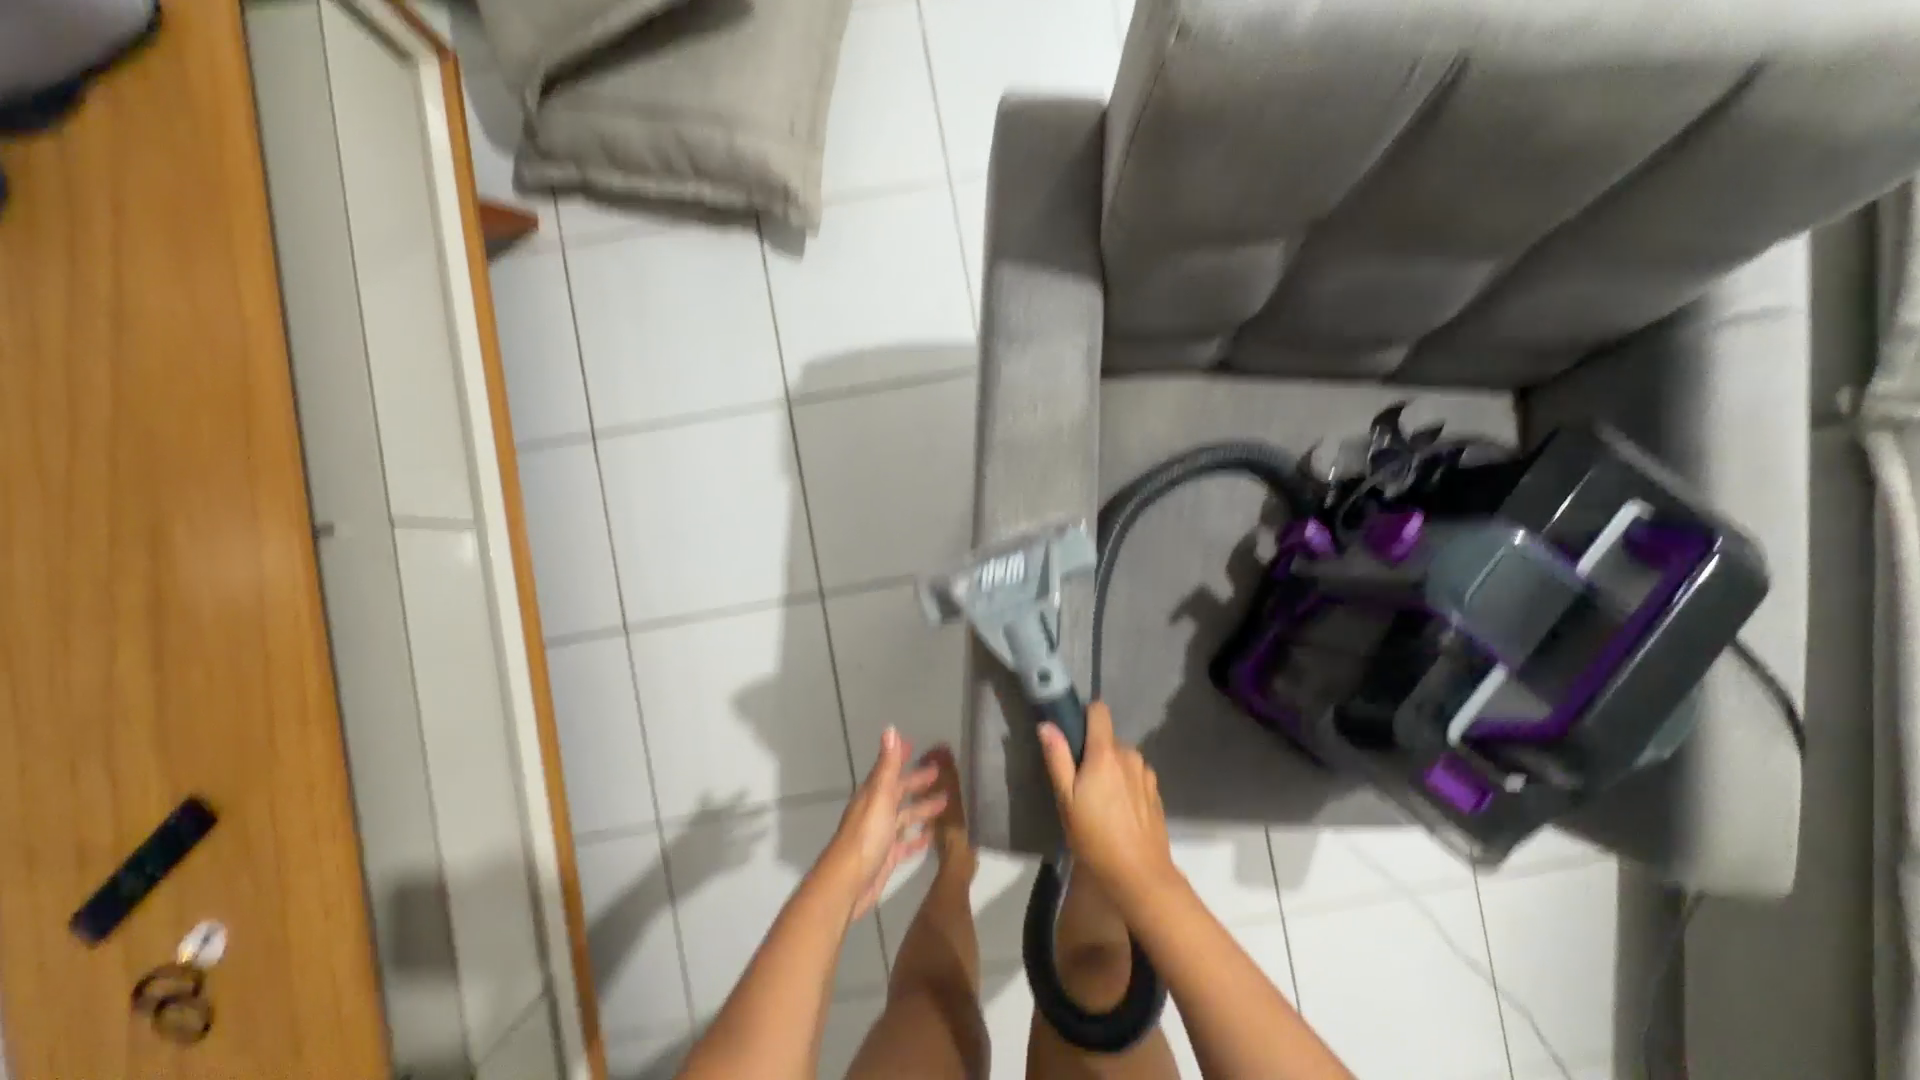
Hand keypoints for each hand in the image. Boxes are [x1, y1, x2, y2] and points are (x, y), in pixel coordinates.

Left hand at [827, 728, 948, 922]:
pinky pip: (905, 843)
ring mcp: (882, 836)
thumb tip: (891, 729)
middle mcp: (876, 812)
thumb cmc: (866, 836)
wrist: (848, 882)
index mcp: (873, 795)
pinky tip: (932, 837)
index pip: (889, 770)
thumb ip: (887, 766)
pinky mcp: (887, 857)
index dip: (900, 757)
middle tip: (941, 773)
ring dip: (922, 809)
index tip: (915, 744)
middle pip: (899, 793)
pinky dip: (917, 838)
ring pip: (905, 817)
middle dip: (917, 782)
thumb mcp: (879, 796)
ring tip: (946, 803)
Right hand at [1037, 702, 1176, 900]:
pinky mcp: (1155, 792)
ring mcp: (1146, 774)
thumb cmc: (1094, 837)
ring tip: (1099, 802)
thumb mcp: (1066, 799)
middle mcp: (1129, 755)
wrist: (1139, 873)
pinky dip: (1125, 785)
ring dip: (1111, 770)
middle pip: (1108, 740)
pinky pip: (1135, 776)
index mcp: (1105, 753)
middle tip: (1079, 784)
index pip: (1099, 711)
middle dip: (1093, 753)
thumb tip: (1047, 725)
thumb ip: (1057, 758)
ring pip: (1122, 759)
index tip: (1072, 734)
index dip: (1084, 715)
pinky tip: (1118, 813)